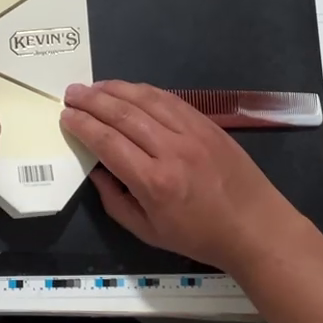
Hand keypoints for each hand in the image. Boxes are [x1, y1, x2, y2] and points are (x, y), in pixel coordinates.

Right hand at [60, 81, 309, 273]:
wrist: (256, 227)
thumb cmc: (200, 236)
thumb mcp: (149, 232)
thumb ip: (114, 201)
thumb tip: (95, 169)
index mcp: (154, 182)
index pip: (108, 142)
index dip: (82, 125)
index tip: (66, 116)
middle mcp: (171, 150)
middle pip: (122, 114)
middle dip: (91, 101)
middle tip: (71, 93)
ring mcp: (191, 132)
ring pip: (145, 99)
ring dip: (114, 89)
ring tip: (93, 86)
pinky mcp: (206, 122)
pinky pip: (168, 98)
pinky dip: (143, 90)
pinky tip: (127, 90)